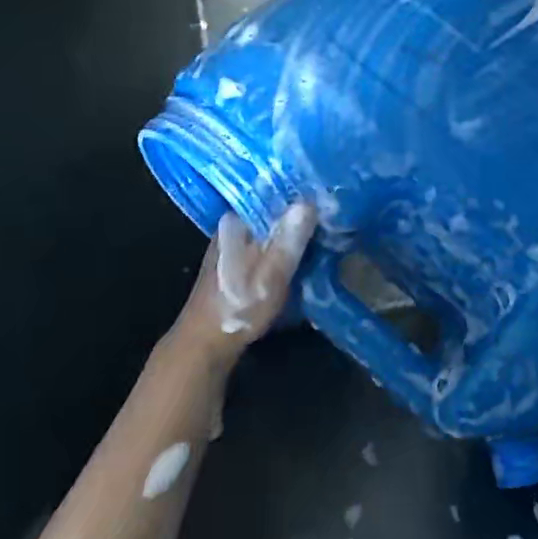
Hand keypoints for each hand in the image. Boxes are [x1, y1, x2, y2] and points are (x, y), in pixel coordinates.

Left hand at [173, 202, 316, 358]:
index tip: (329, 198)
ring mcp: (234, 243)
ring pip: (271, 227)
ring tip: (324, 231)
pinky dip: (284, 245)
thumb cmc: (239, 307)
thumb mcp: (271, 275)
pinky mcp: (237, 260)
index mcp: (237, 221)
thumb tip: (309, 202)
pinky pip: (267, 242)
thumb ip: (289, 240)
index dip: (302, 195)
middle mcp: (233, 225)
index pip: (274, 194)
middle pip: (274, 210)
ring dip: (294, 230)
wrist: (204, 344)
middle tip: (333, 217)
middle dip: (301, 213)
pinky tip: (302, 252)